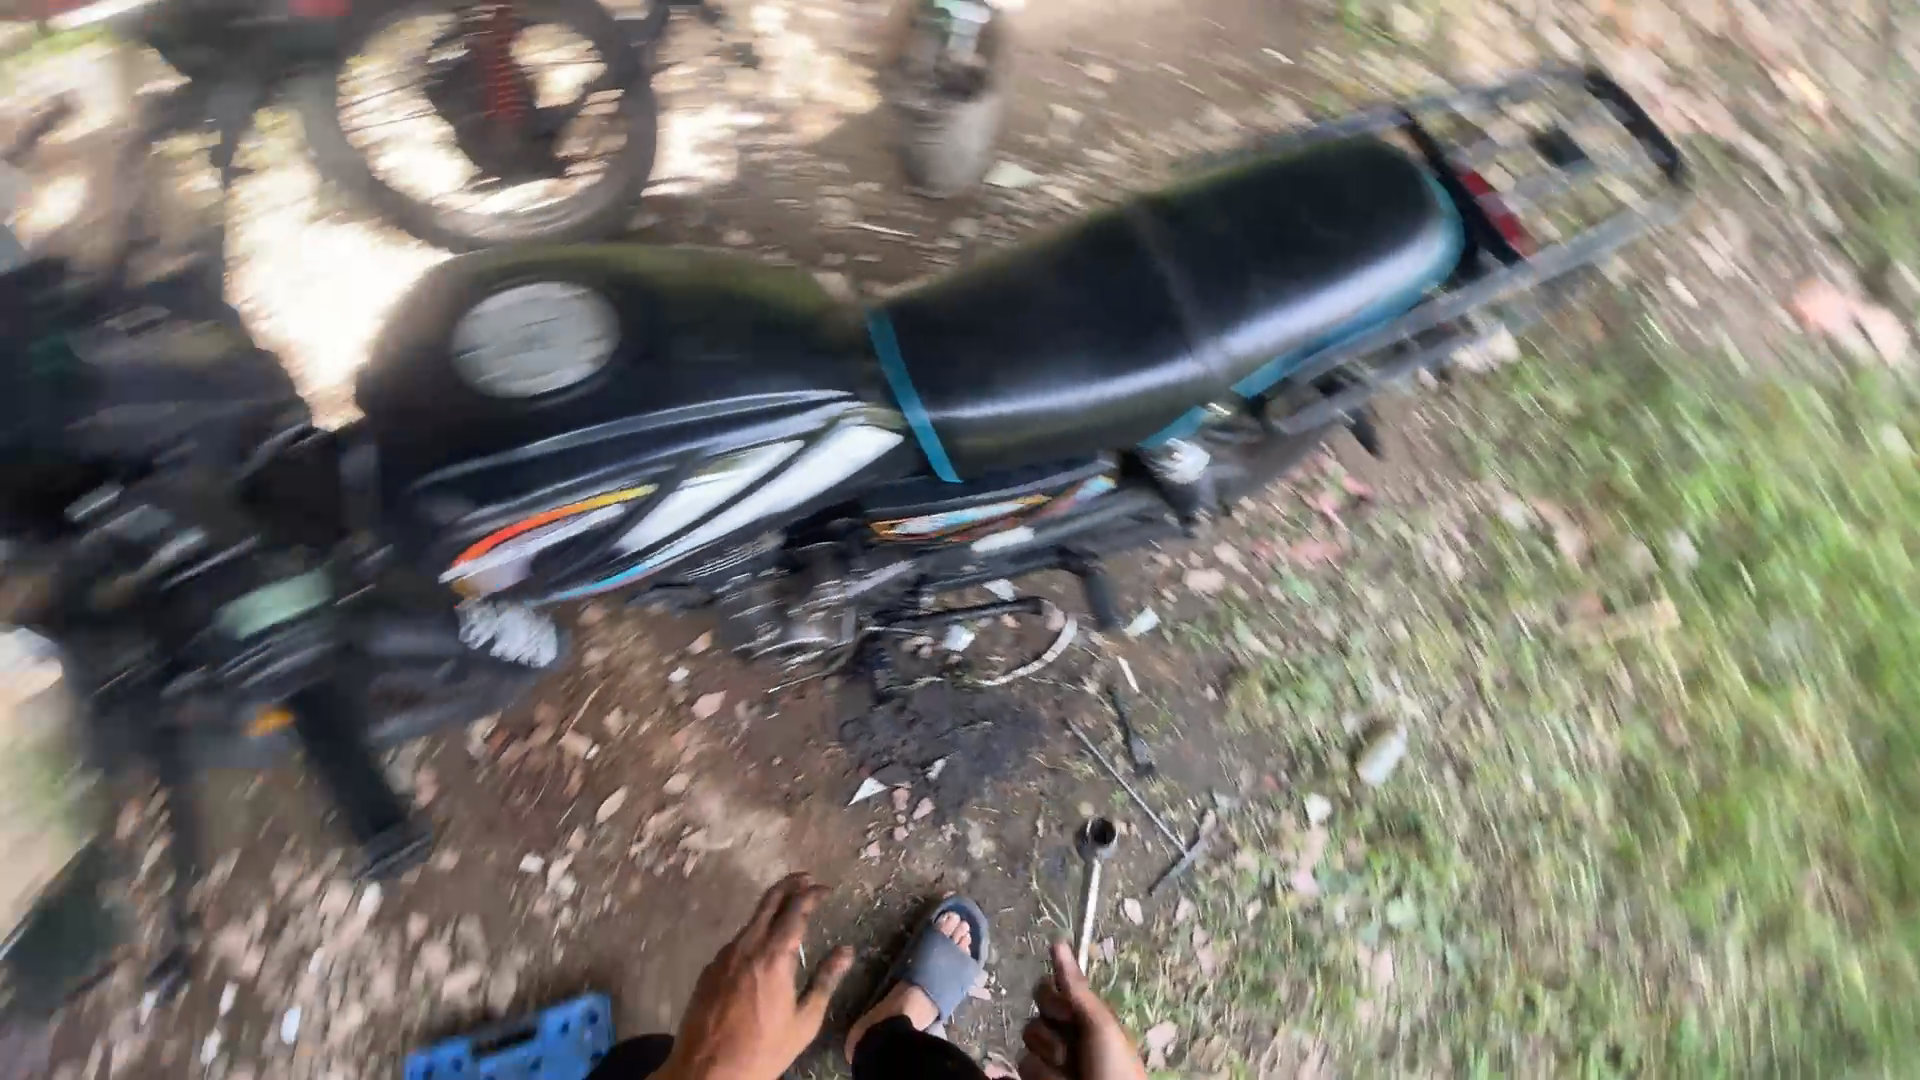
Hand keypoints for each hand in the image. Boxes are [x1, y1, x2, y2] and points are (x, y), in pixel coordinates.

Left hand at [658, 873, 854, 1079]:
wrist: (705, 1075)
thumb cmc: (762, 1050)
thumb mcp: (804, 1022)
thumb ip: (826, 980)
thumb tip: (847, 951)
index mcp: (775, 956)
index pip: (797, 909)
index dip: (813, 893)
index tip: (826, 889)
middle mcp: (748, 946)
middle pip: (770, 900)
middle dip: (790, 884)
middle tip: (807, 878)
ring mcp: (725, 955)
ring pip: (752, 919)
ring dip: (772, 909)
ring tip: (788, 912)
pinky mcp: (710, 969)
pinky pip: (737, 941)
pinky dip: (754, 934)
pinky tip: (761, 949)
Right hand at [1018, 941, 1148, 1079]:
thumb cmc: (1114, 1072)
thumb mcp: (1101, 1027)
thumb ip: (1074, 987)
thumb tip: (1056, 941)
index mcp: (1081, 1022)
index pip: (1046, 992)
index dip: (1052, 1002)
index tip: (1067, 1014)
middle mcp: (1063, 1044)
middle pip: (1032, 1023)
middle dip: (1049, 1041)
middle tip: (1070, 1058)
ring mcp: (1049, 1073)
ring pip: (1025, 1057)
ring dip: (1046, 1073)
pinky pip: (1012, 1079)